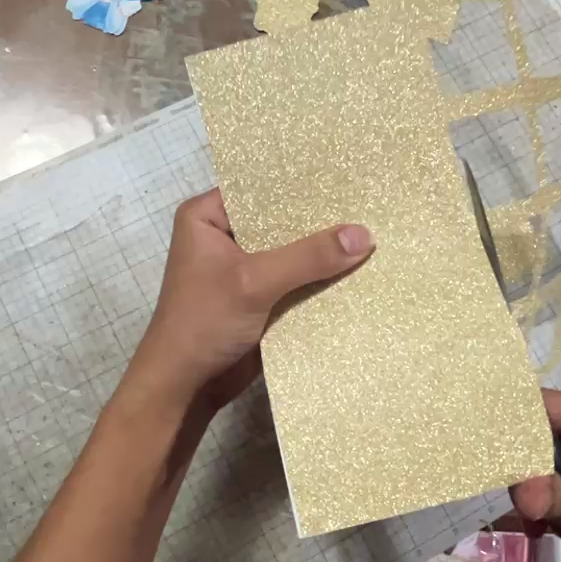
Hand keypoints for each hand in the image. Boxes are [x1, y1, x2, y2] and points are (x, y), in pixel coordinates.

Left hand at [126, 189, 373, 409]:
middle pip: (280, 219)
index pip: (261, 186)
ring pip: (290, 251)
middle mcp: (224, 235)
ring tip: (375, 231)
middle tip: (370, 203)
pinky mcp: (258, 296)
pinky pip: (294, 279)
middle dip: (319, 220)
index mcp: (207, 216)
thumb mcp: (255, 282)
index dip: (302, 183)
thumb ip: (309, 256)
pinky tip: (360, 270)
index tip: (347, 175)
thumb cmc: (204, 322)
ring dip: (323, 252)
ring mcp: (242, 267)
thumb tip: (365, 234)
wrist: (185, 387)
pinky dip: (319, 279)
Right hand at [511, 391, 560, 561]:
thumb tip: (512, 492)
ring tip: (534, 524)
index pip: (543, 404)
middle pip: (546, 430)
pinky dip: (557, 498)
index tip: (480, 455)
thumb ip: (555, 496)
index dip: (509, 426)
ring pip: (555, 456)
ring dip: (539, 489)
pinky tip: (552, 526)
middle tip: (509, 503)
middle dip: (524, 468)